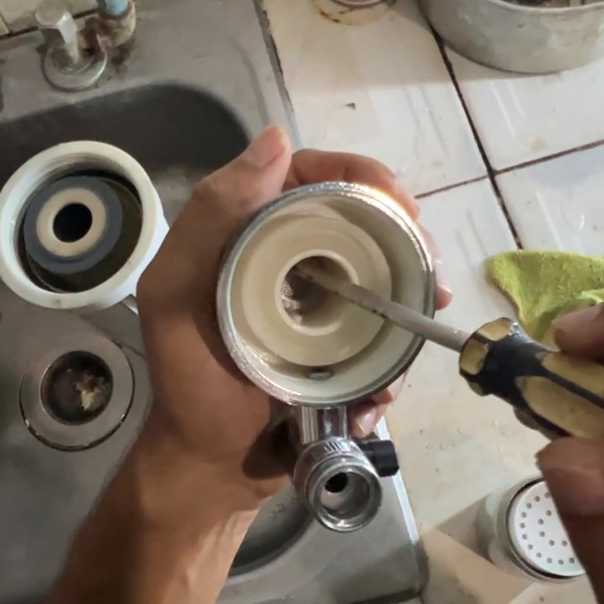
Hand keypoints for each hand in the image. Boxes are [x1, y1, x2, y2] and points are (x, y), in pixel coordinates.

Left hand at [131, 127, 447, 519]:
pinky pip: (384, 336)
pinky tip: (385, 383)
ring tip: (420, 322)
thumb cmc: (188, 382)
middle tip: (428, 269)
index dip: (362, 177)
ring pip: (383, 278)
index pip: (312, 179)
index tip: (401, 204)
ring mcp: (320, 308)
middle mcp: (287, 263)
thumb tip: (276, 140)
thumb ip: (208, 219)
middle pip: (360, 224)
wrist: (212, 464)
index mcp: (248, 238)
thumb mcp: (175, 296)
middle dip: (405, 238)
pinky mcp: (342, 350)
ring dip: (412, 297)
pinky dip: (395, 356)